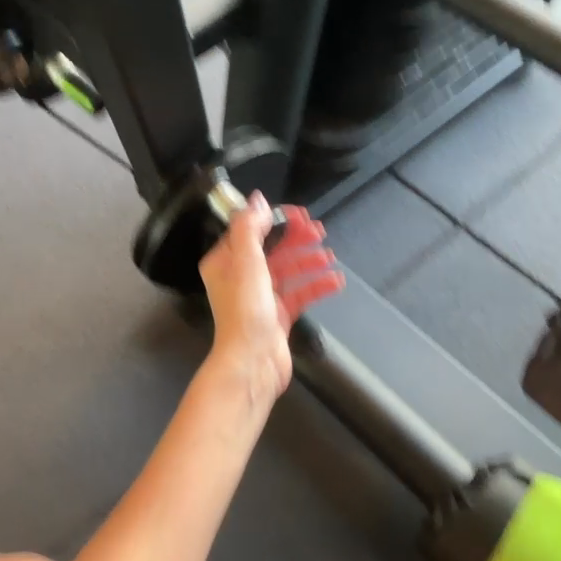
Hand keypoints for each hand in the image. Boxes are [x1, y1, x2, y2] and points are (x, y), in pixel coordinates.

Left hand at [198, 194, 343, 400]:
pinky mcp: (278, 316)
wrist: (252, 360)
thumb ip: (249, 227)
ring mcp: (260, 298)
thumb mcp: (245, 260)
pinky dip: (316, 285)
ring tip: (328, 254)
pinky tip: (335, 280)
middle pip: (271, 250)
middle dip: (295, 239)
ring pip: (287, 271)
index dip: (272, 219)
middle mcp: (239, 278)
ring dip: (308, 261)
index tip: (297, 213)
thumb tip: (257, 199)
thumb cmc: (244, 311)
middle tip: (318, 230)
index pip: (248, 231)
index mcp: (225, 263)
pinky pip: (300, 294)